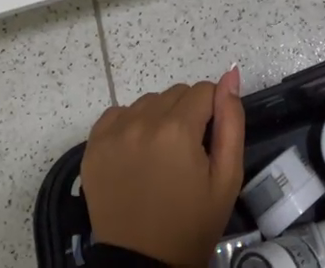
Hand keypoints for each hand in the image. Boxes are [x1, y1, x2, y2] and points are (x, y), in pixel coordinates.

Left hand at [82, 69, 245, 266]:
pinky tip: (136, 154)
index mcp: (178, 129)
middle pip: (175, 93)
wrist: (141, 265)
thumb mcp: (226, 179)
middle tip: (186, 154)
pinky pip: (118, 114)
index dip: (212, 113)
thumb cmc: (190, 224)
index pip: (203, 90)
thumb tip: (230, 75)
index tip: (207, 143)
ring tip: (160, 156)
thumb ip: (231, 121)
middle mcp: (143, 121)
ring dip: (159, 118)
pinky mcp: (93, 145)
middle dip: (186, 115)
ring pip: (148, 102)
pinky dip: (130, 125)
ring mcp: (114, 132)